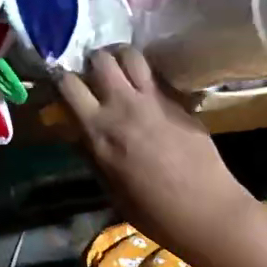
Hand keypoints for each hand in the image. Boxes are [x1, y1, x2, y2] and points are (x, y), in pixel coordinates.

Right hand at [56, 48, 252, 245]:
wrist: (204, 209)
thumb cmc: (153, 211)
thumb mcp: (110, 189)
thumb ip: (91, 155)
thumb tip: (78, 134)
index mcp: (99, 130)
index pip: (68, 85)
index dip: (62, 82)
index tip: (63, 89)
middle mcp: (123, 105)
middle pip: (99, 59)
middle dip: (92, 63)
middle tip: (94, 77)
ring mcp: (154, 99)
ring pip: (130, 55)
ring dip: (120, 59)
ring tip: (120, 73)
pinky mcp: (178, 101)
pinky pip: (156, 74)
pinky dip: (145, 76)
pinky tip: (147, 91)